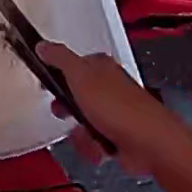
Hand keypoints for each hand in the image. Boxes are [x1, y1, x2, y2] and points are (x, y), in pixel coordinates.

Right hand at [37, 42, 191, 174]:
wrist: (149, 144)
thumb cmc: (120, 107)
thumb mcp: (80, 76)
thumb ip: (59, 58)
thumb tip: (42, 46)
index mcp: (99, 66)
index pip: (70, 63)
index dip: (55, 73)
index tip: (46, 81)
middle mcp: (107, 87)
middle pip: (73, 94)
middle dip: (66, 107)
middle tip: (63, 110)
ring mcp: (112, 112)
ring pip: (80, 120)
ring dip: (79, 132)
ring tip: (86, 133)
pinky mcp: (115, 135)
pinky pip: (91, 140)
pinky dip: (91, 146)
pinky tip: (97, 145)